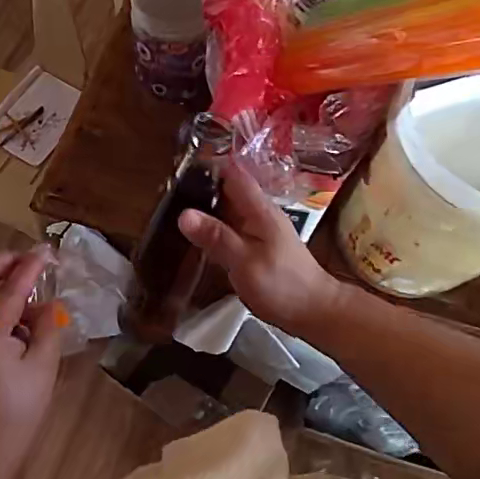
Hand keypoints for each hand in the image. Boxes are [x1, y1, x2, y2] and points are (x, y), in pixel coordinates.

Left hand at [0, 246, 62, 478]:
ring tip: (28, 300)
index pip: (12, 285)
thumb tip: (49, 304)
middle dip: (4, 265)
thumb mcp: (41, 372)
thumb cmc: (13, 419)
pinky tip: (11, 329)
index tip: (48, 250)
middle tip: (30, 262)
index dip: (32, 265)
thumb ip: (47, 331)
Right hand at [178, 165, 344, 334]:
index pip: (233, 174)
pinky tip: (194, 238)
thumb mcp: (244, 261)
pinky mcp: (256, 247)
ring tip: (171, 213)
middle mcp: (258, 214)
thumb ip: (215, 237)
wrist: (313, 310)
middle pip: (227, 191)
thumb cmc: (281, 285)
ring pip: (226, 211)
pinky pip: (229, 229)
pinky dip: (212, 229)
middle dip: (200, 189)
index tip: (178, 171)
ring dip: (204, 210)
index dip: (207, 167)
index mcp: (259, 210)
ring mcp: (258, 230)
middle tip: (166, 195)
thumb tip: (183, 214)